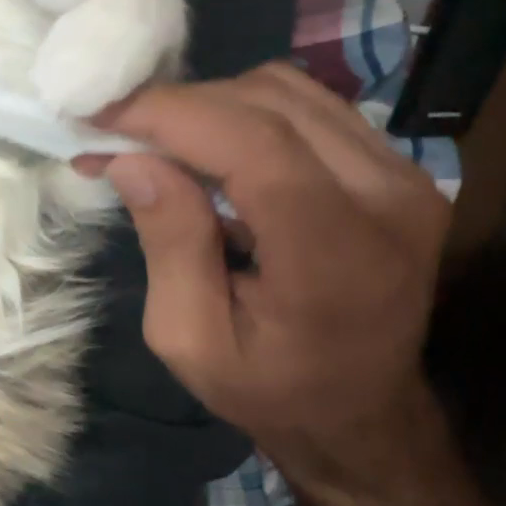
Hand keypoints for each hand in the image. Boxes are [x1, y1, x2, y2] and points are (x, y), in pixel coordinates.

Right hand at [88, 64, 451, 501]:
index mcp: (334, 255)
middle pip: (274, 104)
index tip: (99, 113)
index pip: (256, 146)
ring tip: (150, 141)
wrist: (359, 411)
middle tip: (110, 132)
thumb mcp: (189, 337)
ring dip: (210, 105)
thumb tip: (131, 161)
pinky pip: (314, 112)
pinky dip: (244, 116)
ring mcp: (406, 178)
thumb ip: (169, 244)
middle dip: (180, 106)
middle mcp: (387, 199)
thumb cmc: (264, 389)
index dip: (173, 115)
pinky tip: (201, 150)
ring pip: (294, 94)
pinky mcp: (400, 171)